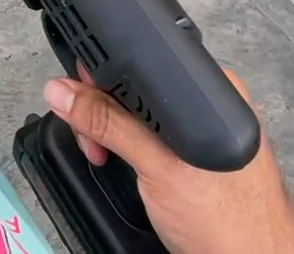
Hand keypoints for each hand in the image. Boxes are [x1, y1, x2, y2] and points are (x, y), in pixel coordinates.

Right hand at [42, 71, 293, 253]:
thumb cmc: (232, 229)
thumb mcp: (158, 168)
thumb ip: (108, 124)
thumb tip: (61, 91)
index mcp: (215, 93)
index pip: (141, 65)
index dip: (101, 76)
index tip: (80, 98)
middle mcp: (210, 109)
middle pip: (134, 90)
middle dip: (102, 111)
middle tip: (93, 139)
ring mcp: (204, 137)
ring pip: (138, 115)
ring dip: (110, 133)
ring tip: (103, 157)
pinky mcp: (196, 160)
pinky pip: (149, 137)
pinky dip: (127, 147)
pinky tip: (122, 164)